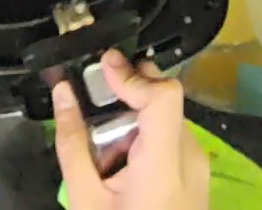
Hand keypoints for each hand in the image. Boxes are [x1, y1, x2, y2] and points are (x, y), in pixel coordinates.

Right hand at [52, 51, 209, 209]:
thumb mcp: (83, 200)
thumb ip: (73, 141)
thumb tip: (63, 90)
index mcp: (164, 168)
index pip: (164, 97)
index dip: (133, 74)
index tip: (102, 64)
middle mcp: (190, 161)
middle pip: (165, 99)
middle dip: (129, 88)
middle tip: (94, 96)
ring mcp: (198, 170)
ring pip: (167, 115)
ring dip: (135, 112)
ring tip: (104, 141)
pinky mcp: (197, 177)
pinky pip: (171, 135)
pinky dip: (145, 131)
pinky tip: (121, 158)